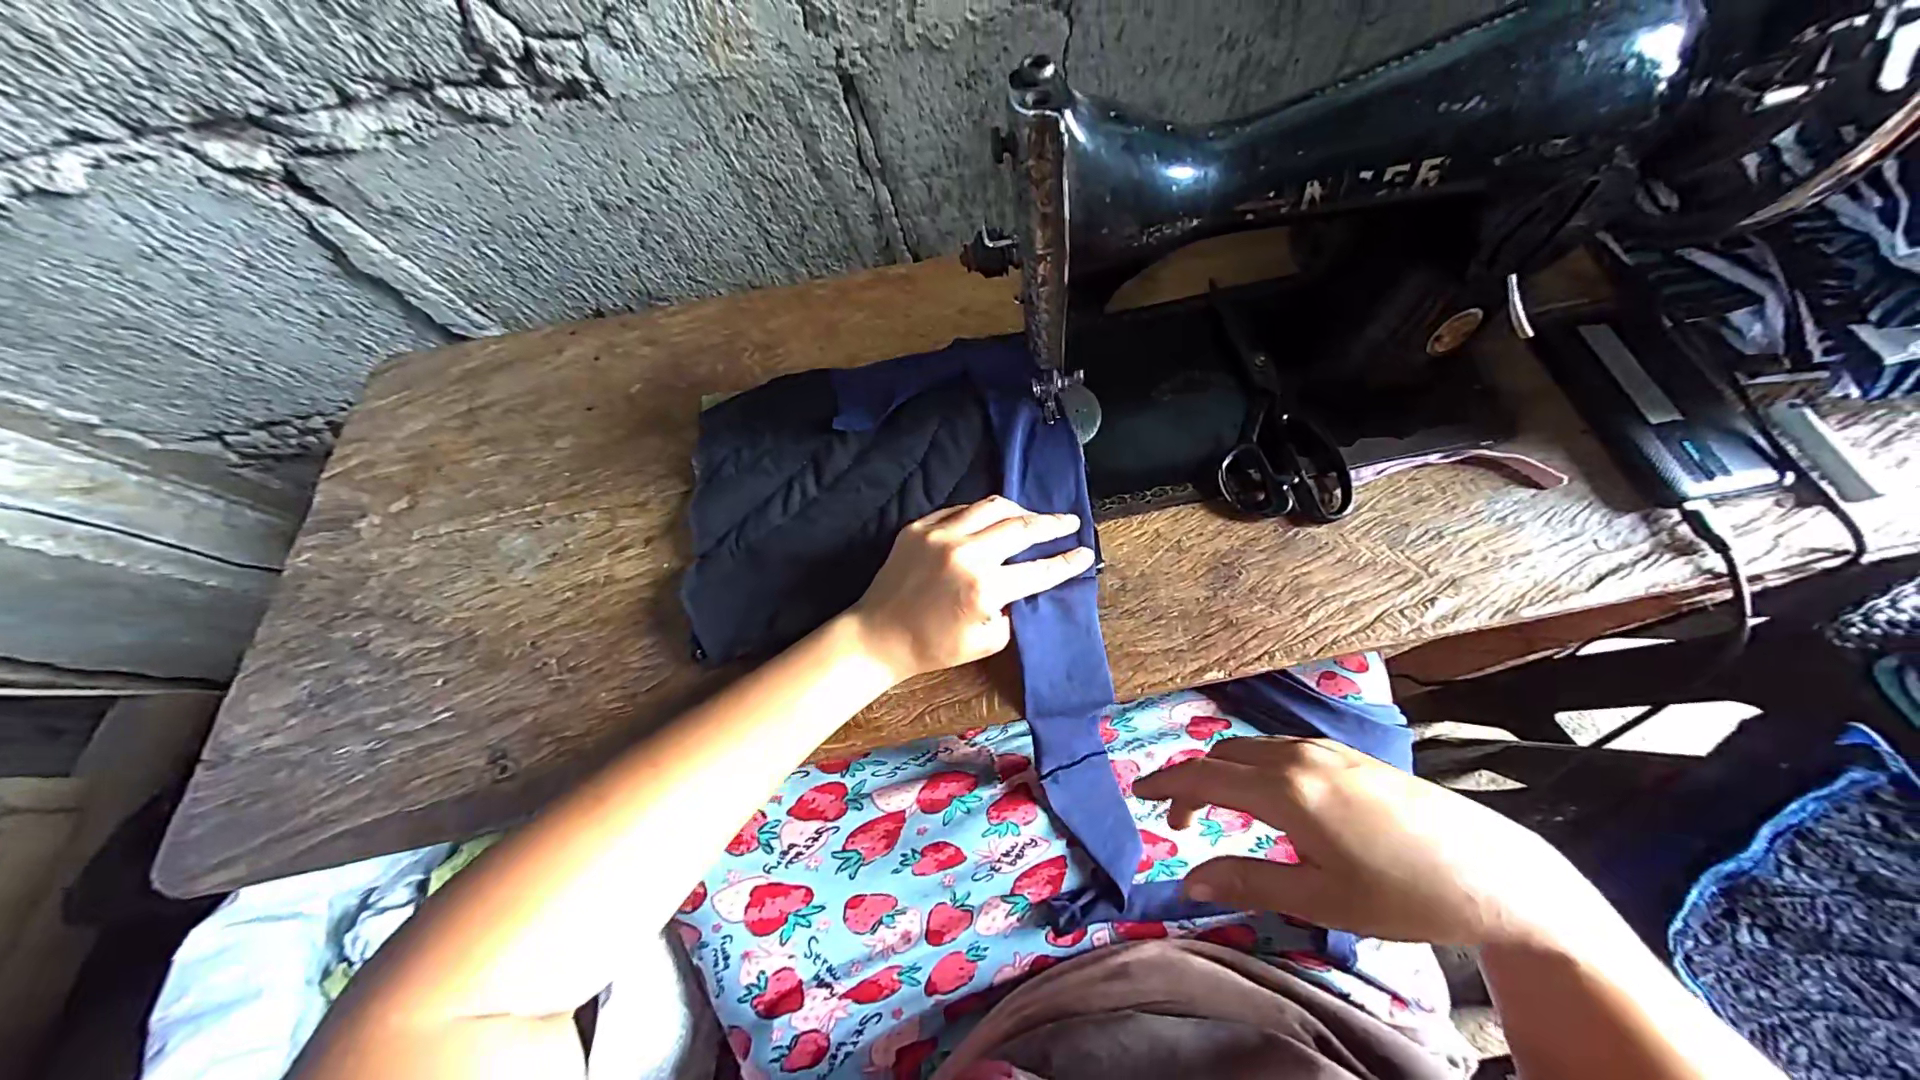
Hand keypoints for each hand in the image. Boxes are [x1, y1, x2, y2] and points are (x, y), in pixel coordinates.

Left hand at [848, 496, 1094, 682]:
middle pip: (1021, 527)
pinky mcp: (918, 527)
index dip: (1067, 562)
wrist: (879, 635)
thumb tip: (1023, 584)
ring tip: (1033, 517)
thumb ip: (1011, 609)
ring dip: (1019, 510)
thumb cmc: (933, 646)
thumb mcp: (987, 641)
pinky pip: (960, 509)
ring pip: (991, 507)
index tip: (1085, 553)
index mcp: (984, 587)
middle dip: (1052, 524)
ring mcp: (939, 534)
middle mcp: (965, 553)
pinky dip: (981, 513)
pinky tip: (990, 521)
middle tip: (1069, 522)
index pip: (1038, 569)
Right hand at [1133, 736, 1611, 949]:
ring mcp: (1325, 750)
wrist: (1497, 872)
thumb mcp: (1321, 898)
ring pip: (1250, 748)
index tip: (1138, 791)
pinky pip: (1278, 748)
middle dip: (1191, 782)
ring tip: (1221, 810)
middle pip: (1221, 755)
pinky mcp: (1347, 754)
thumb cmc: (1404, 894)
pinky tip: (1270, 798)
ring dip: (1223, 772)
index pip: (1203, 777)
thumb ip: (1248, 881)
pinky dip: (1252, 766)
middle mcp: (1298, 757)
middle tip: (1182, 822)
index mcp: (1286, 792)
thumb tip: (1189, 881)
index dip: (1166, 784)